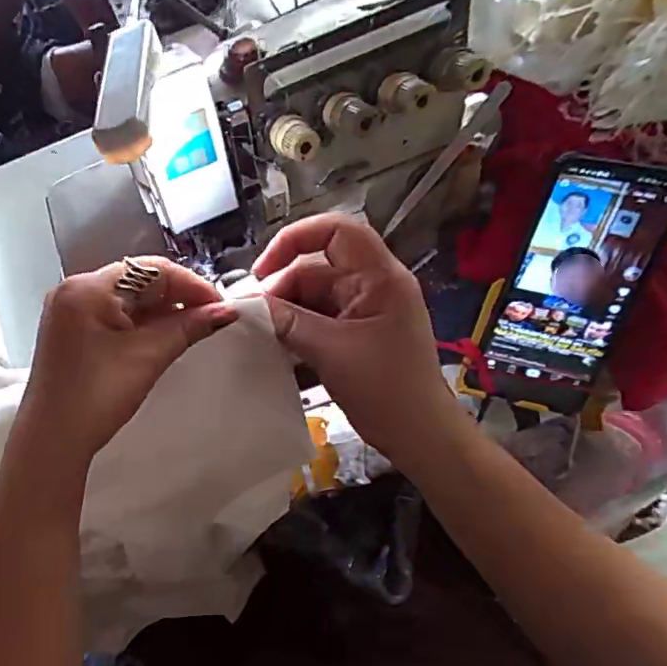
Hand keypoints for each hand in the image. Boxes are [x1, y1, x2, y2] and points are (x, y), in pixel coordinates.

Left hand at [22, 256, 237, 466]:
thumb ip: (187, 328)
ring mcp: (68, 312)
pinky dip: (138, 324)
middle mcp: (73, 292)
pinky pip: (111, 315)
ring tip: (190, 330)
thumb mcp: (147, 358)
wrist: (51, 440)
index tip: (219, 306)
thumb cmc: (91, 399)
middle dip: (176, 298)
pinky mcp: (70, 332)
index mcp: (86, 289)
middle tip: (209, 319)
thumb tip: (222, 312)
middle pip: (137, 280)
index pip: (150, 270)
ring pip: (126, 299)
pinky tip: (161, 338)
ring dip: (159, 312)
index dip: (190, 285)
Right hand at [253, 215, 456, 452]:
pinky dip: (295, 333)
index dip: (294, 239)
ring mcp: (364, 312)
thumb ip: (289, 323)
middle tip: (252, 318)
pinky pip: (317, 322)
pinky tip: (276, 351)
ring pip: (311, 298)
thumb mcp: (332, 351)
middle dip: (280, 290)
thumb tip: (248, 306)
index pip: (336, 231)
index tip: (262, 270)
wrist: (418, 435)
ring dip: (284, 315)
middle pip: (315, 269)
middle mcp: (373, 287)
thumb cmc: (387, 389)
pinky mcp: (355, 336)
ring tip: (259, 337)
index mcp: (380, 278)